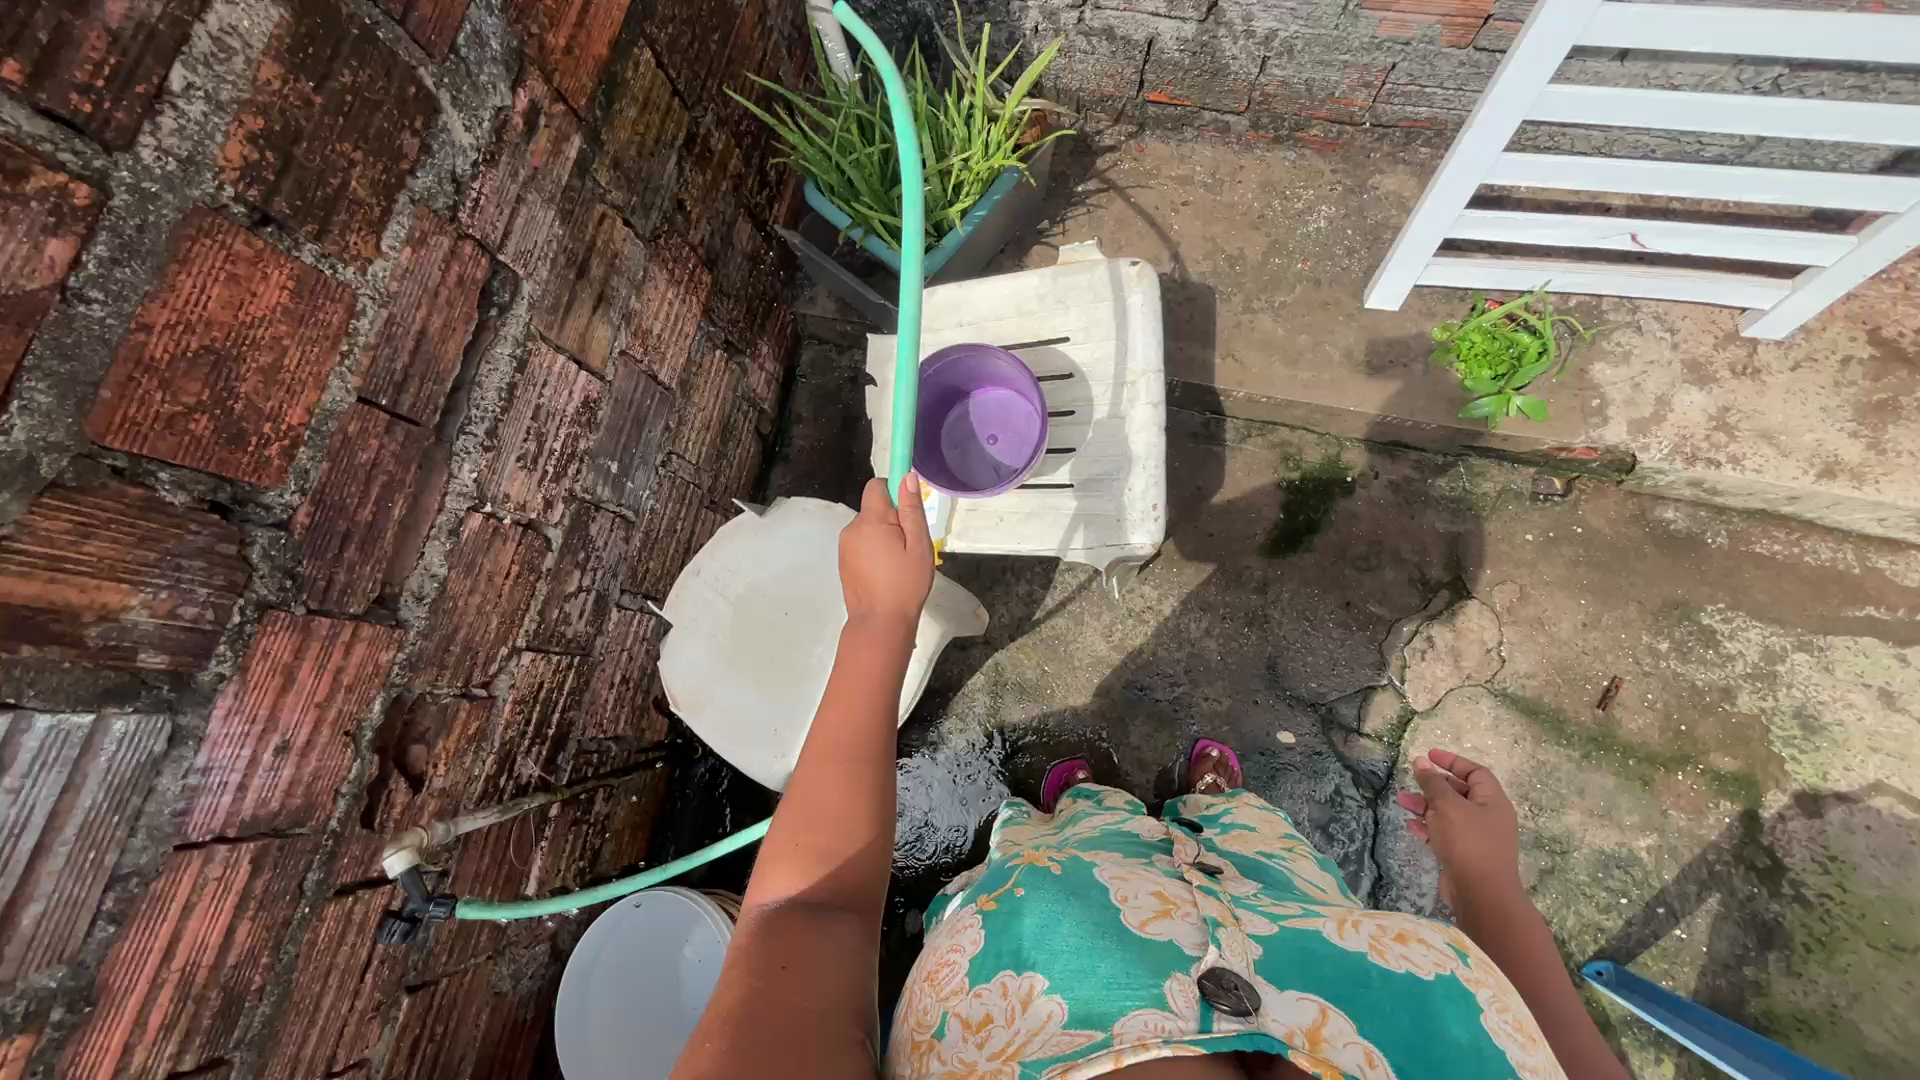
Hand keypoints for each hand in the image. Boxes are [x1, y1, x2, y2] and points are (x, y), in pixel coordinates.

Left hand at [839, 474, 933, 629]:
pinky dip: (874, 550)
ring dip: (883, 536)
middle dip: (892, 519)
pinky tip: (885, 571)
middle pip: (873, 508)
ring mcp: (845, 546)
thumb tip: (907, 477)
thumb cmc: (906, 584)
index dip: (894, 491)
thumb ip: (912, 509)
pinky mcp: (843, 561)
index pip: (876, 486)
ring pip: (868, 527)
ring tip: (898, 562)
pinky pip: (861, 543)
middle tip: (909, 545)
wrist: (880, 622)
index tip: (908, 510)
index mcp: (871, 521)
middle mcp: (852, 528)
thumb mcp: (919, 545)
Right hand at [1395, 748, 1523, 912]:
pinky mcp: (1464, 854)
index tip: (1429, 755)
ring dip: (1424, 806)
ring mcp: (1476, 837)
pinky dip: (1428, 827)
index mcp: (1493, 802)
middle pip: (1459, 792)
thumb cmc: (1468, 842)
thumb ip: (1432, 783)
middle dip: (1432, 785)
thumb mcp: (1448, 806)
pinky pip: (1444, 833)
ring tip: (1402, 802)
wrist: (1480, 893)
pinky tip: (1412, 827)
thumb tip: (1421, 762)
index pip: (1475, 773)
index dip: (1453, 761)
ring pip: (1447, 813)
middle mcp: (1487, 817)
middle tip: (1411, 780)